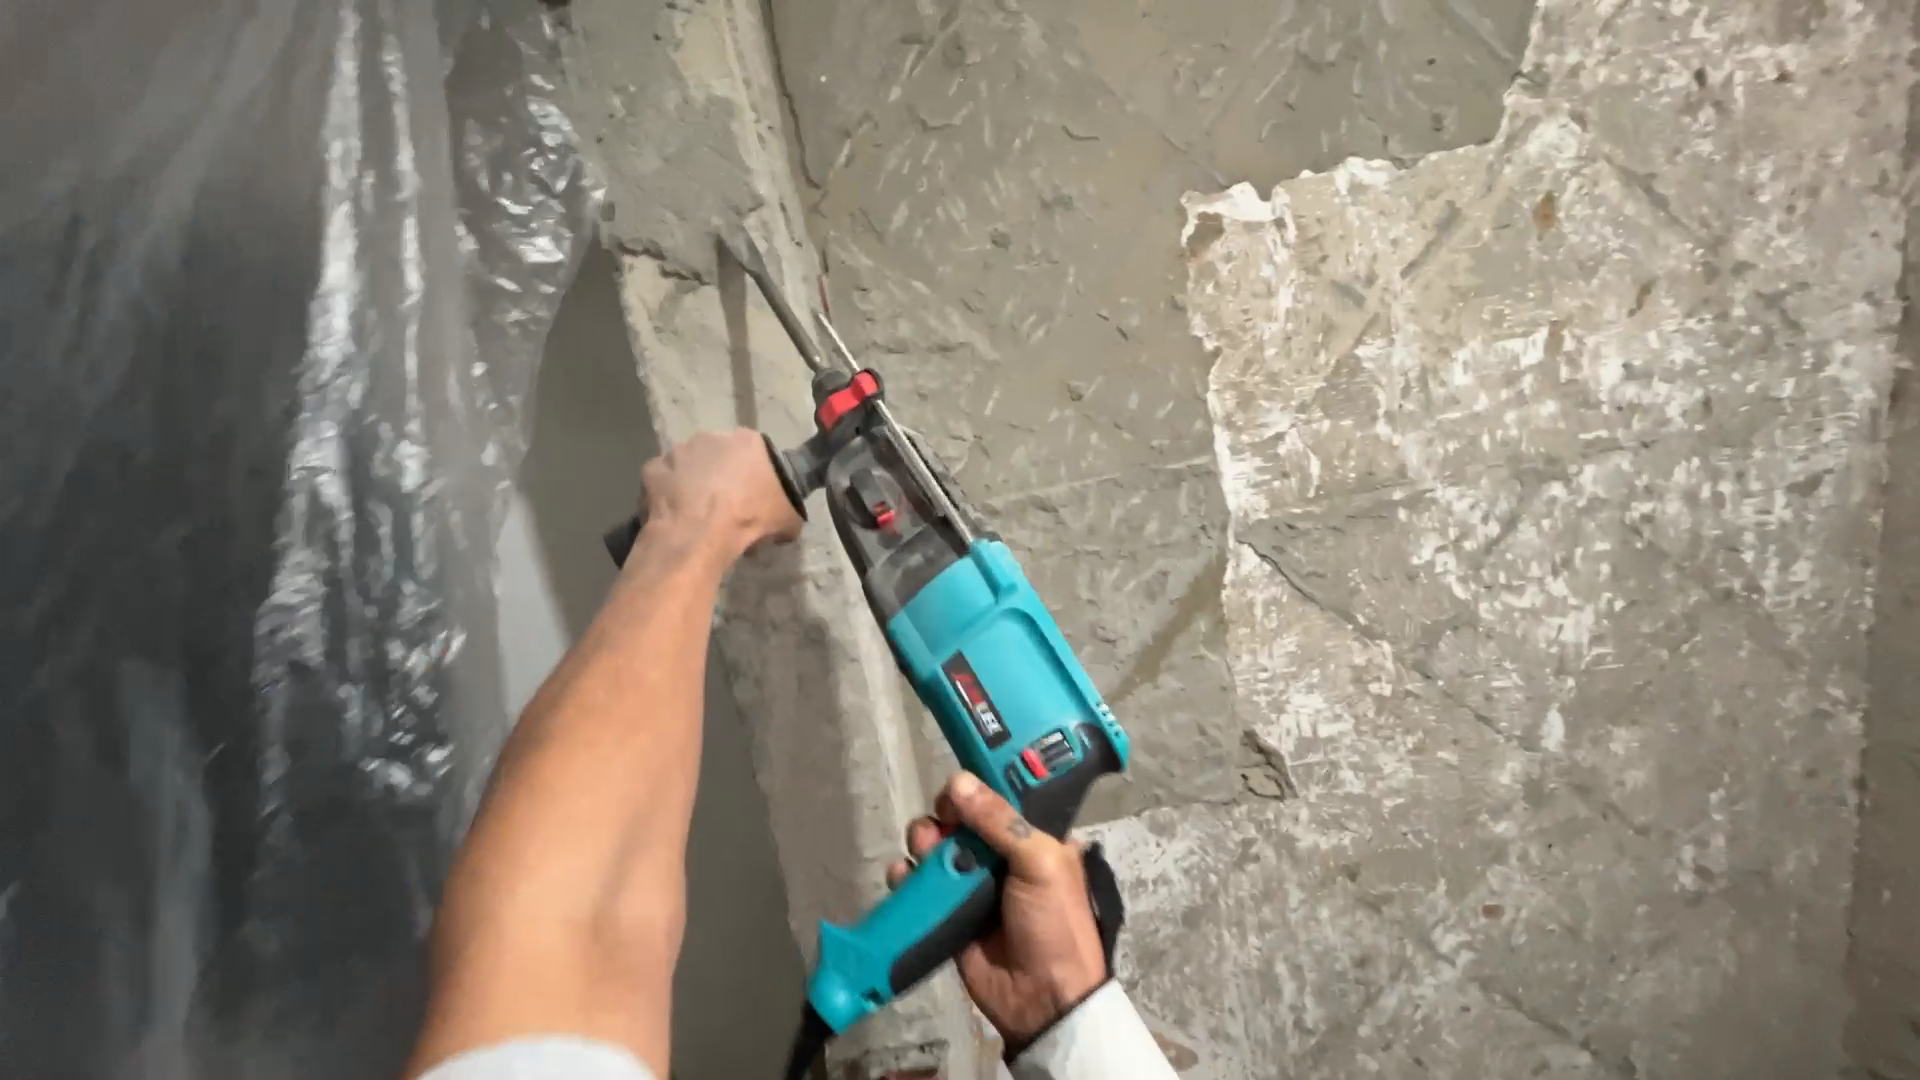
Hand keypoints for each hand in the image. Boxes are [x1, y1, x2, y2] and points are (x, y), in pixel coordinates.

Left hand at [639, 429, 803, 557]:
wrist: (700, 536)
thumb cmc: (750, 520)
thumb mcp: (788, 521)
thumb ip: (788, 512)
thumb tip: (784, 522)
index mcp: (748, 441)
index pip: (755, 451)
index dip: (755, 473)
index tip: (755, 494)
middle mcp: (712, 436)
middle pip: (719, 453)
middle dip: (722, 472)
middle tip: (727, 502)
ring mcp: (678, 450)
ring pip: (689, 463)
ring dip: (693, 480)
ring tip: (698, 510)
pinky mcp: (652, 468)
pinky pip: (663, 479)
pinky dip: (668, 492)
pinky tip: (676, 512)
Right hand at [887, 772, 1107, 1051]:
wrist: (1042, 1000)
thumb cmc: (1053, 922)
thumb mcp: (1040, 862)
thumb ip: (999, 821)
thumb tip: (956, 781)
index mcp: (1032, 835)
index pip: (997, 795)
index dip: (976, 786)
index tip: (957, 786)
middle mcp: (999, 852)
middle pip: (959, 816)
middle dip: (944, 815)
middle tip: (943, 826)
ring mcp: (971, 882)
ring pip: (935, 845)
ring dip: (923, 842)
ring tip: (925, 853)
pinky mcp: (947, 910)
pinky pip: (919, 883)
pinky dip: (906, 876)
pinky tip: (904, 877)